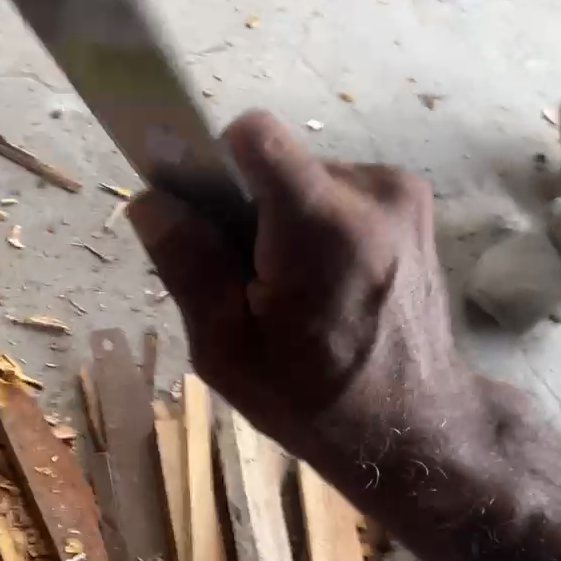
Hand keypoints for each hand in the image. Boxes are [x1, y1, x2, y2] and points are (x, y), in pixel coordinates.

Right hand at [129, 110, 478, 467]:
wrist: (409, 422)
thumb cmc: (308, 399)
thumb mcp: (224, 349)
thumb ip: (189, 266)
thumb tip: (149, 202)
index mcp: (319, 225)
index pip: (252, 137)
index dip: (209, 165)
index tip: (197, 216)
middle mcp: (371, 189)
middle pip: (271, 168)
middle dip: (242, 217)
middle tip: (240, 290)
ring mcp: (400, 192)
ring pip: (301, 183)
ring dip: (274, 228)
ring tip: (279, 297)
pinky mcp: (411, 205)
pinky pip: (333, 197)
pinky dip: (308, 233)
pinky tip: (314, 291)